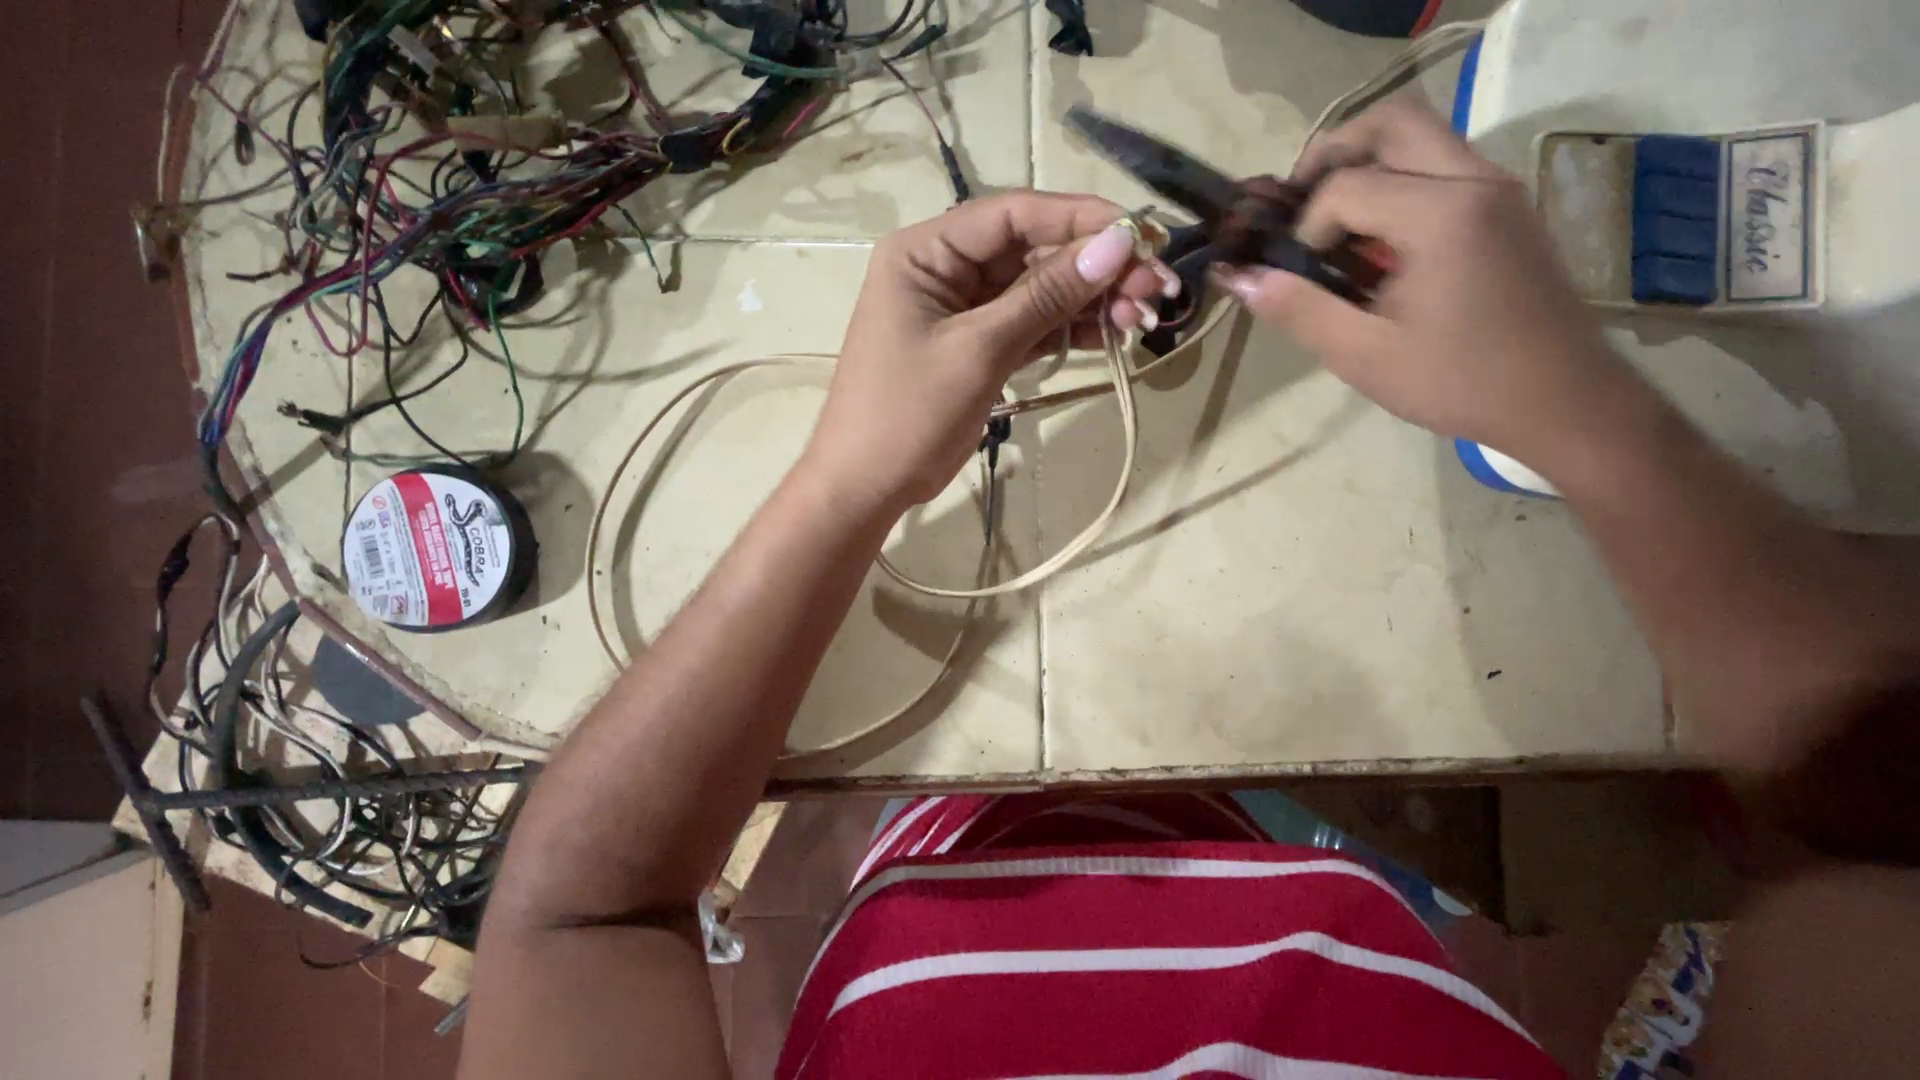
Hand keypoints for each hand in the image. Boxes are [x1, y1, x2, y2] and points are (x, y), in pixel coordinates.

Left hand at [800, 191, 1175, 514]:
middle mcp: (945, 269)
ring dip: (1090, 300)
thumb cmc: (908, 413)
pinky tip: (1112, 333)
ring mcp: (963, 309)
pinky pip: (1031, 324)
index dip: (1080, 218)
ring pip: (1038, 289)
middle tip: (1155, 287)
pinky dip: (1069, 328)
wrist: (867, 485)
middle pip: (1033, 250)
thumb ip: (1046, 296)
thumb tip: (1116, 244)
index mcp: (926, 251)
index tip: (1141, 233)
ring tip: (1143, 316)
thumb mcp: (979, 350)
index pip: (1013, 214)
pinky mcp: (978, 345)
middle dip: (1094, 265)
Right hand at [1224, 99, 1653, 470]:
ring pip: (1421, 135)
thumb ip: (1297, 309)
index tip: (1299, 275)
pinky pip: (1441, 165)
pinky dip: (1397, 182)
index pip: (1347, 186)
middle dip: (1332, 153)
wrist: (1562, 399)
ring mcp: (1498, 189)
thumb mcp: (1364, 355)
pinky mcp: (1505, 206)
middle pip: (1391, 122)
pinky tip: (1375, 241)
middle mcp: (1476, 182)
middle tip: (1298, 203)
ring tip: (1330, 223)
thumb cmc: (1460, 382)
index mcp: (1443, 215)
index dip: (1306, 227)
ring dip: (1365, 164)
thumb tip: (1237, 279)